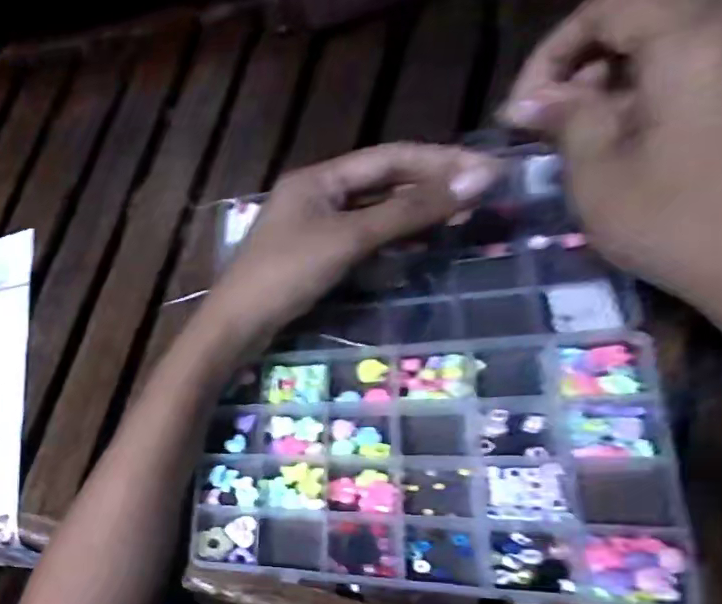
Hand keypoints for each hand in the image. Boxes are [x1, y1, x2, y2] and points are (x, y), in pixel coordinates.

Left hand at [202, 143, 500, 340]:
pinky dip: (385, 241)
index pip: (389, 157)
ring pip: (369, 214)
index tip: (487, 171)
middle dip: (428, 189)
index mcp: (316, 179)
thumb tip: (478, 179)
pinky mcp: (305, 260)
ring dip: (410, 216)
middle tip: (477, 199)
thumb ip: (409, 211)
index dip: (440, 162)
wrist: (233, 328)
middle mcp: (311, 196)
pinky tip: (411, 248)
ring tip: (455, 221)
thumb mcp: (349, 239)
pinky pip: (354, 241)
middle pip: (380, 183)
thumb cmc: (285, 276)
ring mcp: (306, 229)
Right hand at [498, 0, 721, 322]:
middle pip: (668, 7)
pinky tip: (687, 133)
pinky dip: (705, 74)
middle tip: (567, 118)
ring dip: (653, 66)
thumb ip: (569, 122)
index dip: (553, 51)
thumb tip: (532, 100)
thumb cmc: (690, 223)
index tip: (524, 109)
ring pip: (715, 25)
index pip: (612, 2)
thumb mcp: (602, 180)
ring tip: (622, 128)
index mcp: (703, 31)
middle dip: (602, 57)